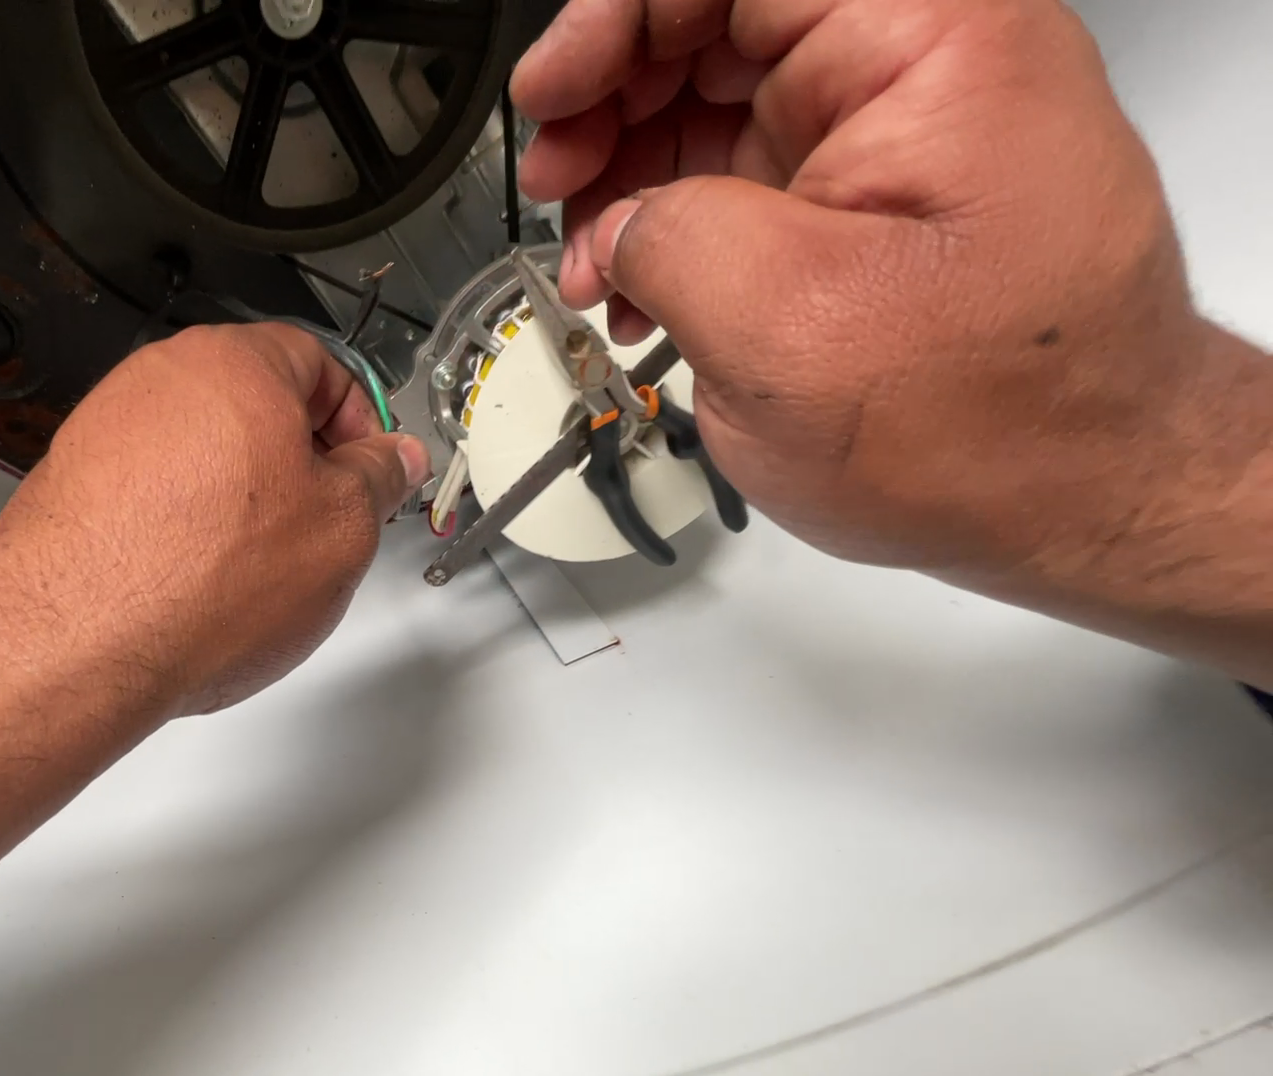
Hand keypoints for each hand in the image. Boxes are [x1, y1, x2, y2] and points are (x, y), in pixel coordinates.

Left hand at [0, 324, 430, 874]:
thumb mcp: (341, 528)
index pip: (321, 363)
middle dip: (299, 462)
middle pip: (258, 405)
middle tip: (321, 521)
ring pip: (207, 451)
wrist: (73, 640)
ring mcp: (111, 427)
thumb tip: (394, 459)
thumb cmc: (198, 579)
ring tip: (255, 563)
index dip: (358, 421)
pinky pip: (158, 488)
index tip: (369, 469)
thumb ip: (379, 478)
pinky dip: (189, 521)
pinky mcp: (79, 478)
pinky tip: (200, 575)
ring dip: (244, 497)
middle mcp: (163, 379)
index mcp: (235, 363)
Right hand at [513, 0, 1272, 680]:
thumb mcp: (784, 325)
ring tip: (588, 270)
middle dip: (607, 108)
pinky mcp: (829, 219)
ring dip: (617, 187)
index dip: (619, 19)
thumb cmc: (975, 427)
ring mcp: (861, 152)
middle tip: (552, 185)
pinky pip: (713, 193)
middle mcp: (899, 79)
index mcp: (924, 50)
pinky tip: (629, 299)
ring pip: (698, 116)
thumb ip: (671, 240)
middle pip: (708, 32)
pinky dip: (651, 240)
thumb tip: (612, 226)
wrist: (1054, 500)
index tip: (548, 93)